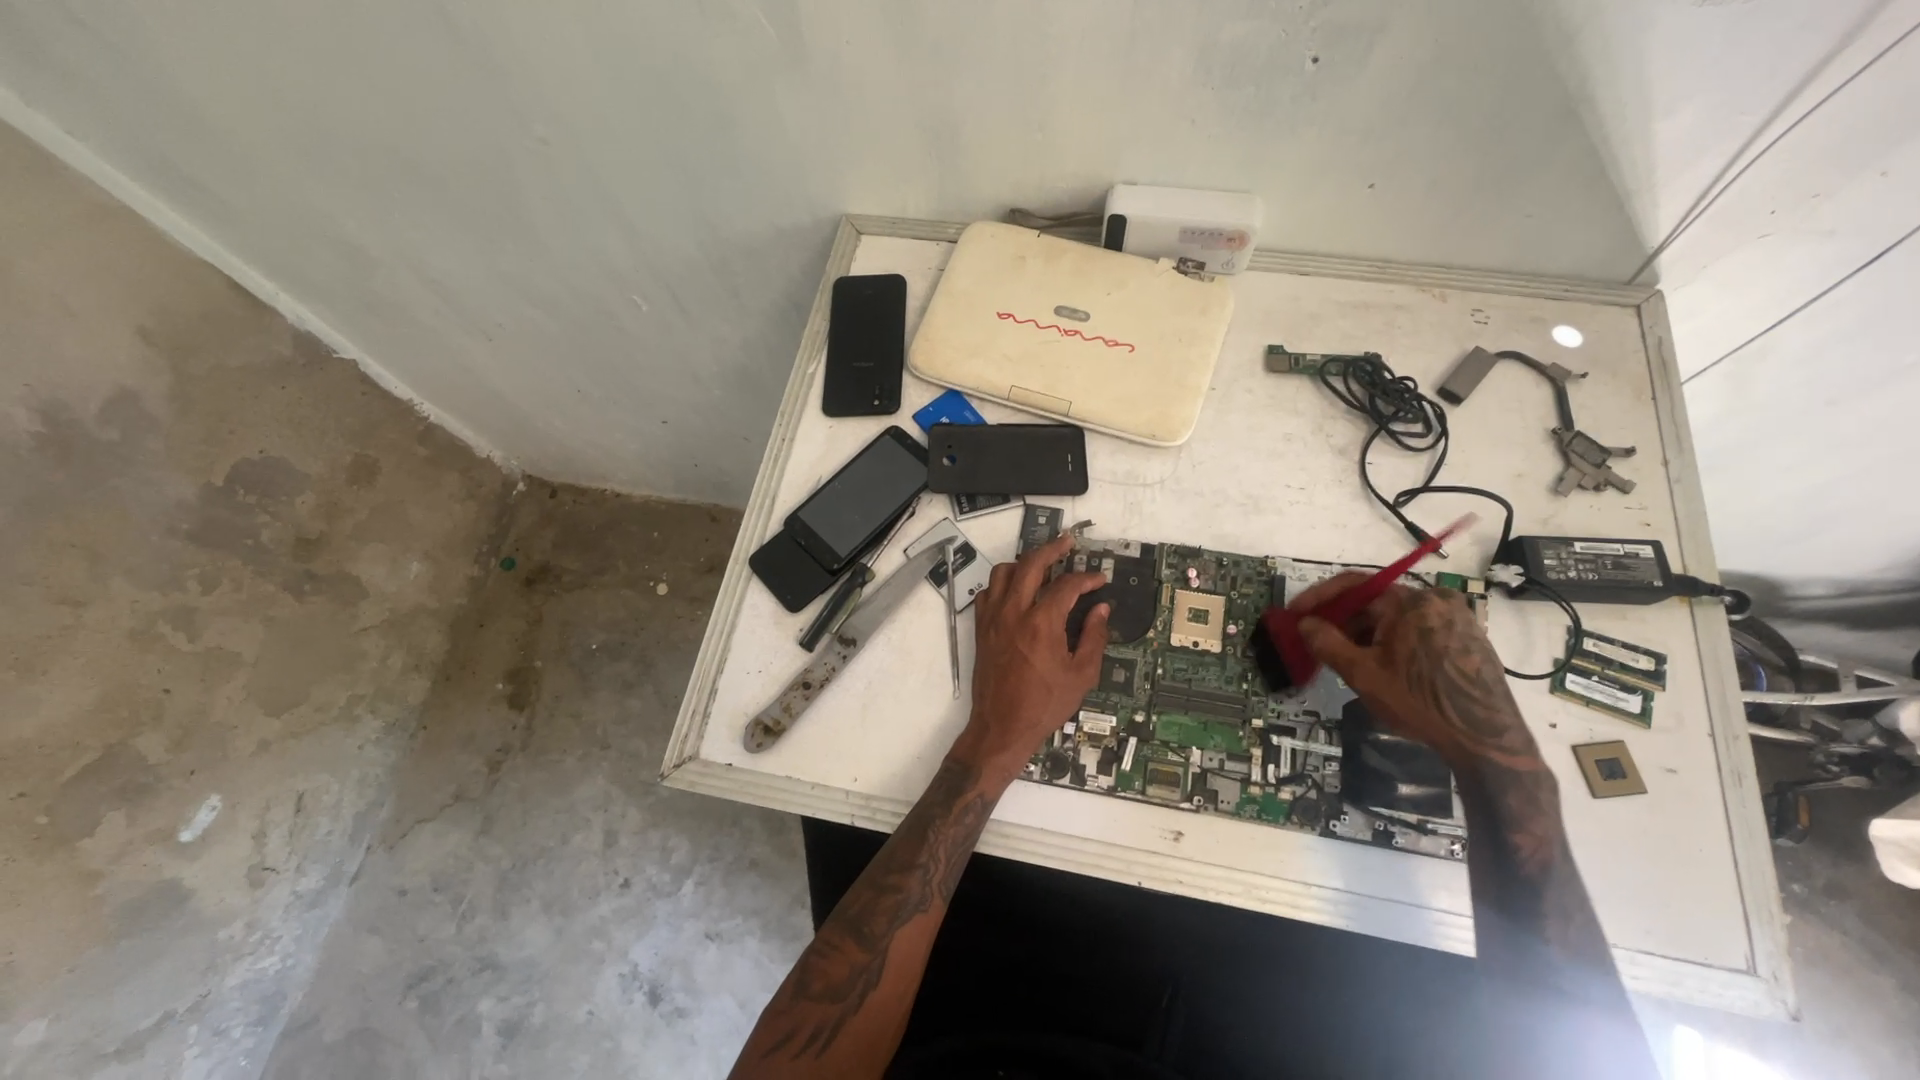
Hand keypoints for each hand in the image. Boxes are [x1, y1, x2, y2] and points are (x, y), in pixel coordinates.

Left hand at [950, 532, 1109, 781]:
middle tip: (1068, 543)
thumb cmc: (1044, 704)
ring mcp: (993, 618)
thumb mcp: (1081, 675)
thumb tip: (1101, 609)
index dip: (1087, 579)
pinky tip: (1016, 590)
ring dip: (1024, 563)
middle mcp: (1014, 612)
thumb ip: (1093, 637)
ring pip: (1003, 572)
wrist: (1001, 727)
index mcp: (1041, 623)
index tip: (1100, 580)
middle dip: (1053, 549)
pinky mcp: (981, 628)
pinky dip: (1002, 584)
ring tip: (1042, 565)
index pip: (1067, 586)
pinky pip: (988, 592)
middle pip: (1031, 564)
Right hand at [1289, 573, 1541, 774]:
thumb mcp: (1363, 674)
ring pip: (1397, 616)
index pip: (1354, 584)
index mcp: (1410, 601)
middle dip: (1343, 619)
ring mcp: (1457, 617)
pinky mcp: (1468, 636)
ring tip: (1347, 658)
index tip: (1296, 614)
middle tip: (1318, 640)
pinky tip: (1382, 664)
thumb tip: (1304, 623)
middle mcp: (1436, 599)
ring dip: (1367, 632)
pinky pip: (1418, 627)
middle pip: (1376, 600)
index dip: (1319, 597)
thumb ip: (1327, 643)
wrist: (1485, 738)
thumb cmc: (1419, 702)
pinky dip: (1393, 639)